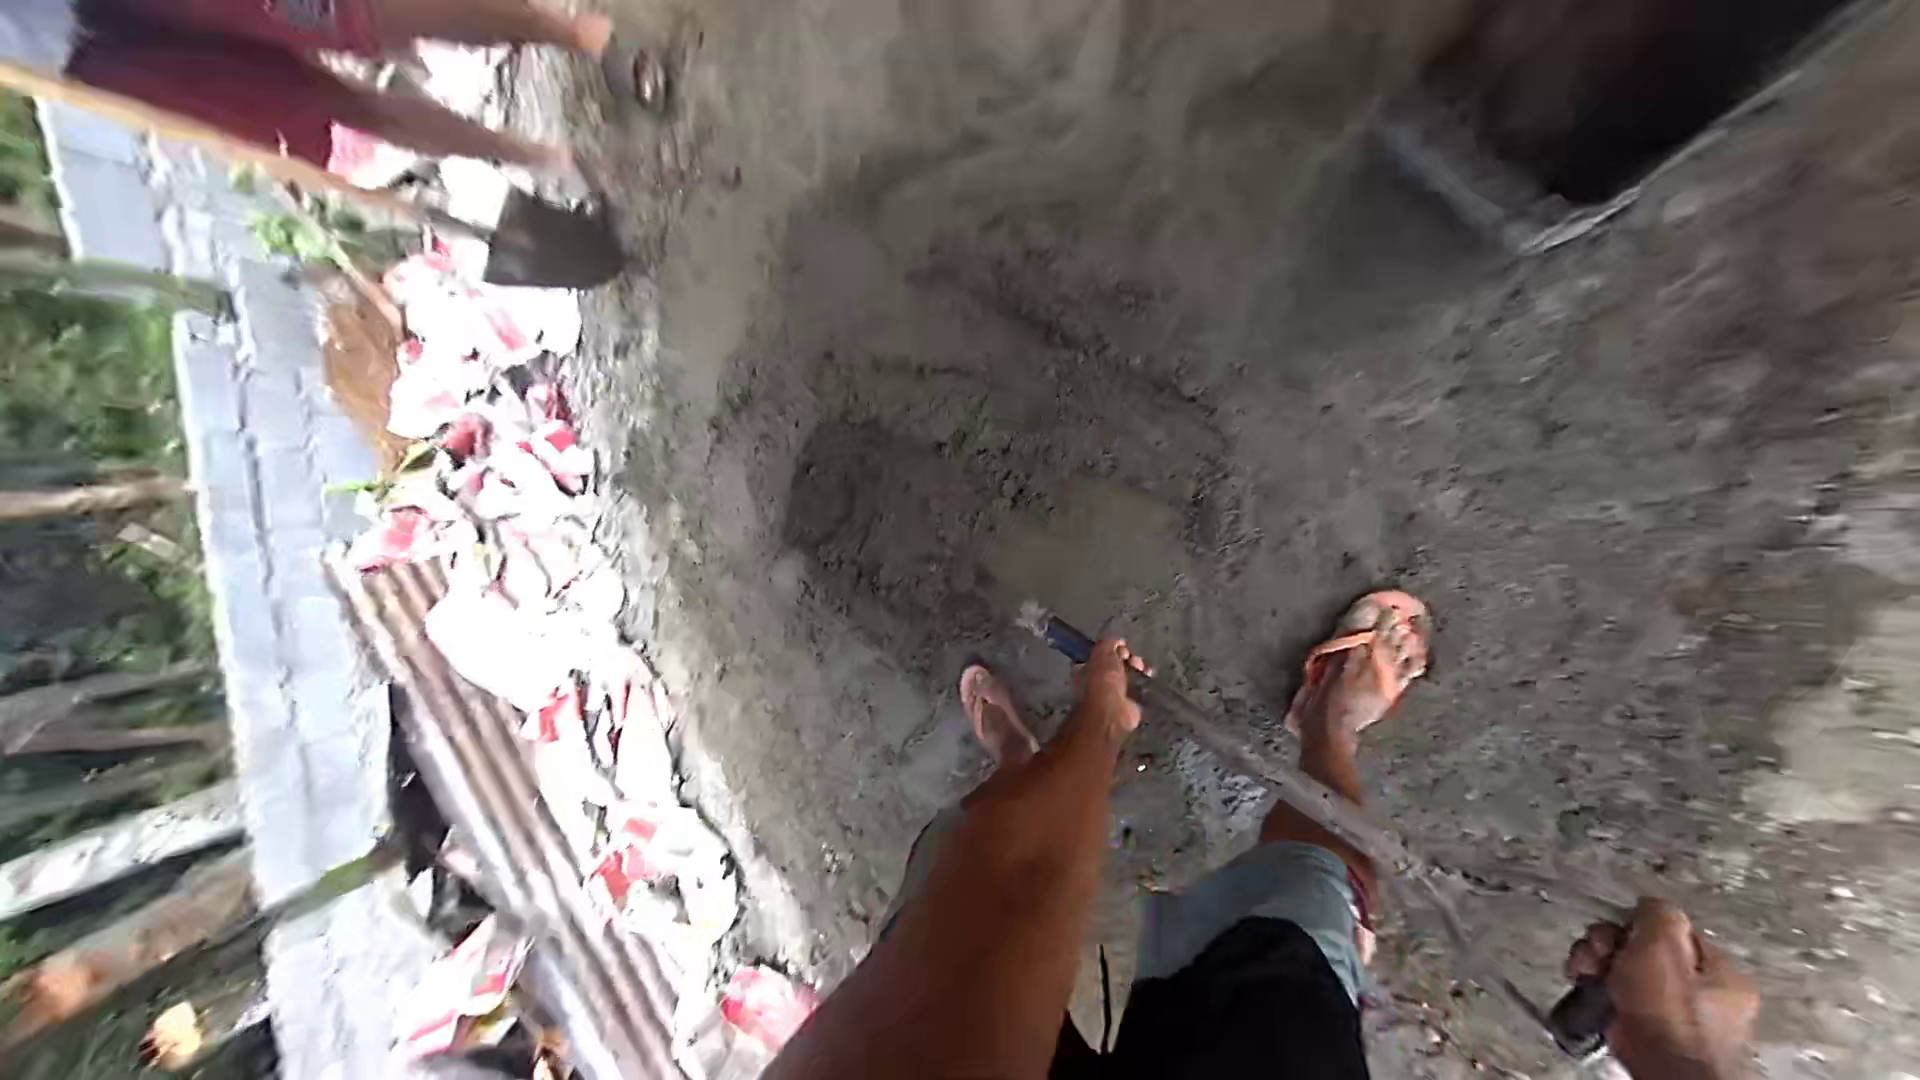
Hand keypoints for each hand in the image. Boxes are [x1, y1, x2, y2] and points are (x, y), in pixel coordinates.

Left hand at [1074, 638, 1146, 736]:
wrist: (1112, 711)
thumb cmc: (1102, 679)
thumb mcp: (1102, 652)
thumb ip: (1109, 642)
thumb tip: (1118, 641)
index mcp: (1084, 668)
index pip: (1098, 654)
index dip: (1110, 648)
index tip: (1121, 646)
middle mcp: (1095, 680)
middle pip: (1114, 662)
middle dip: (1126, 657)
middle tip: (1133, 659)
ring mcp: (1111, 692)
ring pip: (1126, 673)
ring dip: (1137, 666)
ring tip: (1143, 668)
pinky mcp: (1126, 702)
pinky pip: (1136, 686)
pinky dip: (1143, 680)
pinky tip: (1148, 675)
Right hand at [1566, 898, 1758, 1079]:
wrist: (1662, 1063)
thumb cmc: (1666, 1008)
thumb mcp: (1663, 949)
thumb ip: (1659, 916)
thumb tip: (1650, 903)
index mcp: (1718, 971)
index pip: (1666, 927)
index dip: (1634, 925)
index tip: (1621, 935)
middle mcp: (1700, 987)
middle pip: (1637, 942)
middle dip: (1607, 943)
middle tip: (1602, 954)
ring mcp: (1670, 1002)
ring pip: (1619, 961)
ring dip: (1594, 960)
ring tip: (1590, 973)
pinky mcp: (1643, 1014)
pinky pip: (1612, 982)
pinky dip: (1594, 980)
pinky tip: (1588, 984)